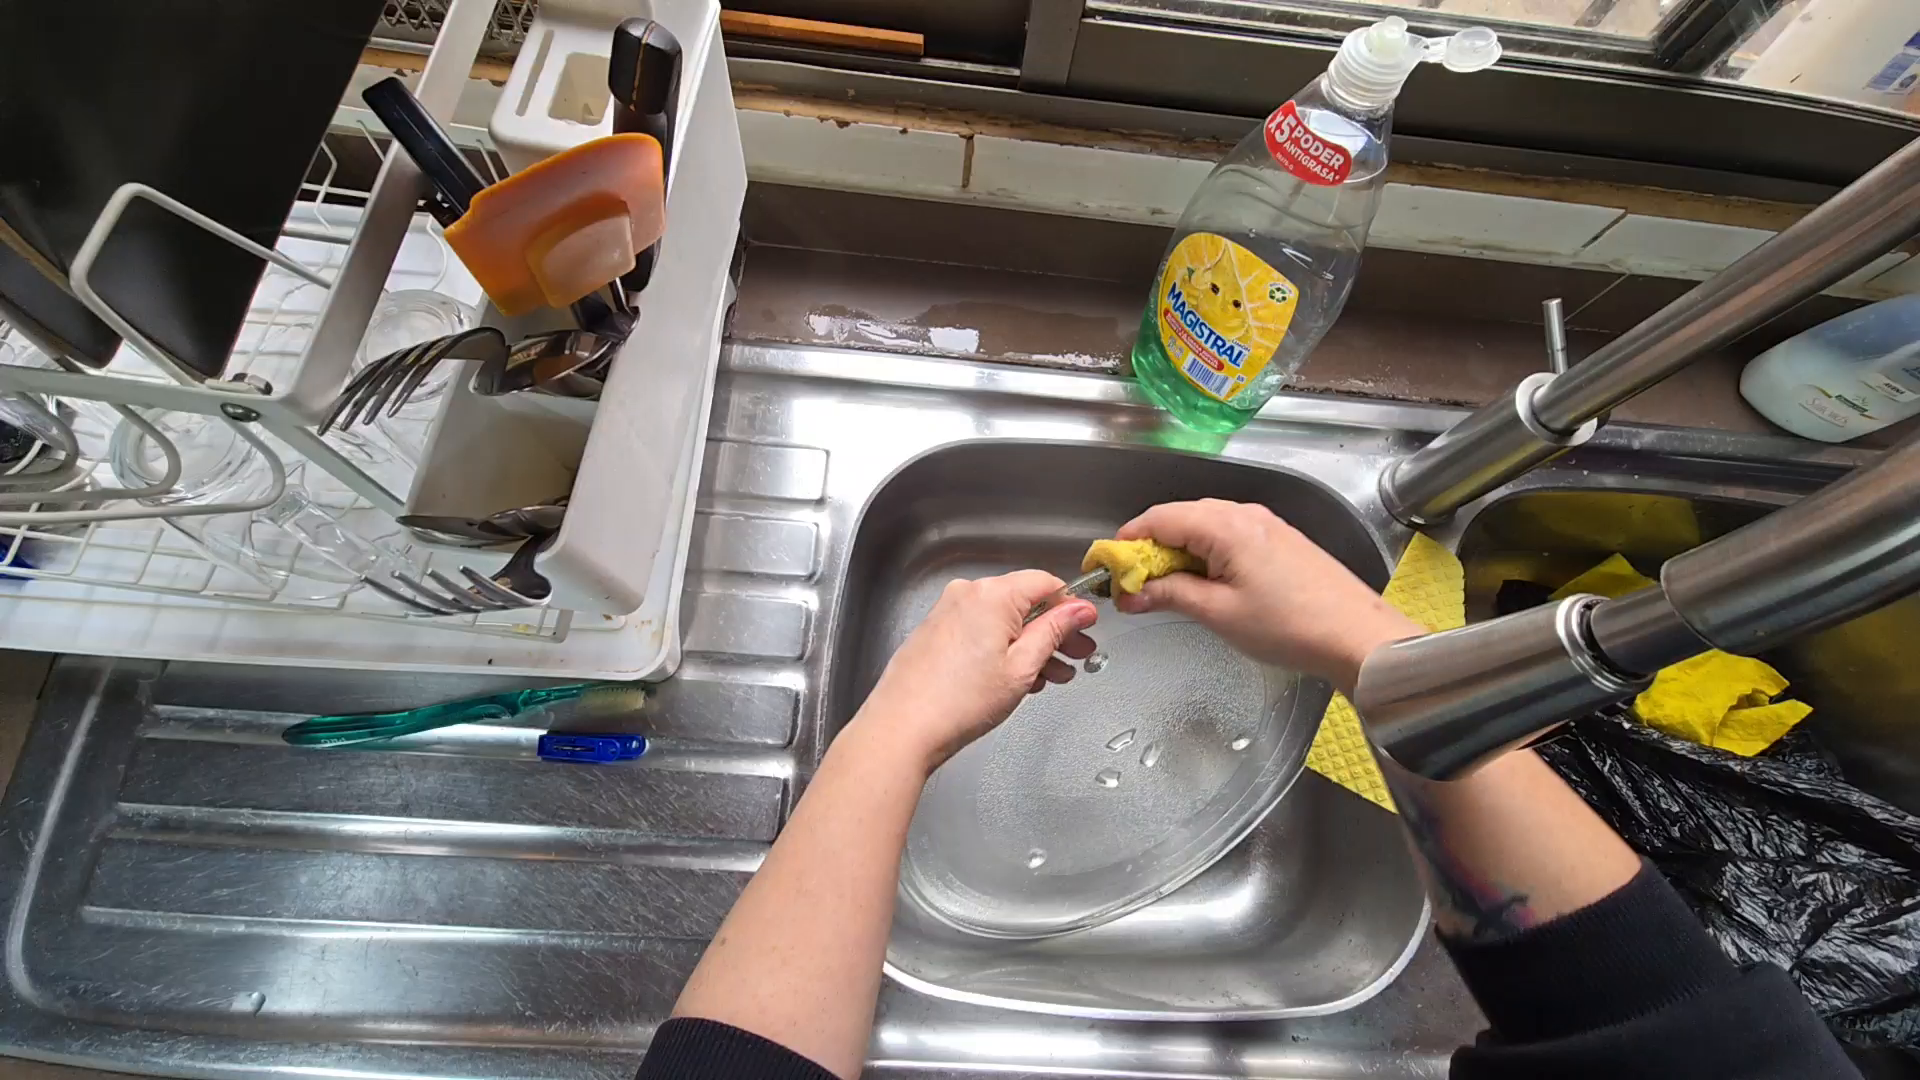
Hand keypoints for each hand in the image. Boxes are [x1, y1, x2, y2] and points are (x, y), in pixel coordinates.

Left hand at [849, 570, 1098, 775]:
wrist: (902, 727)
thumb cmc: (960, 701)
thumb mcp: (1022, 666)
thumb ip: (1054, 632)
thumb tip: (1079, 610)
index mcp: (992, 594)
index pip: (1045, 583)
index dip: (1070, 606)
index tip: (1085, 628)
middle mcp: (967, 594)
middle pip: (1023, 602)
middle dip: (1054, 630)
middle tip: (1076, 656)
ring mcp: (947, 612)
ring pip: (1002, 620)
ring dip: (1030, 645)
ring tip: (1049, 677)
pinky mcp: (935, 632)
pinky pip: (979, 630)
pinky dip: (1002, 648)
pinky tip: (1016, 678)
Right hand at [1111, 499, 1419, 693]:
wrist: (1360, 637)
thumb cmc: (1289, 626)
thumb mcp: (1218, 613)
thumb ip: (1167, 595)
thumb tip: (1127, 595)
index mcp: (1225, 525)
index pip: (1158, 519)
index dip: (1125, 542)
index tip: (1105, 568)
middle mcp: (1243, 512)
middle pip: (1178, 518)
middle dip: (1147, 548)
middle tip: (1130, 584)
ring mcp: (1264, 522)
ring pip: (1201, 525)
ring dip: (1174, 551)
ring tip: (1161, 587)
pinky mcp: (1278, 537)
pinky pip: (1225, 534)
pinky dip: (1201, 552)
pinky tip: (1200, 581)